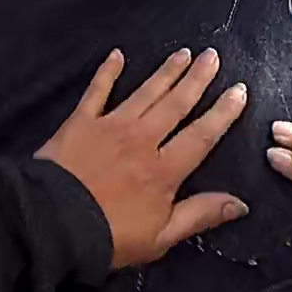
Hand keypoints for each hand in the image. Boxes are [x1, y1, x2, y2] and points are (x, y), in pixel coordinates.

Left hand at [38, 47, 250, 267]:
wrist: (50, 224)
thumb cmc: (108, 236)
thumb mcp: (161, 237)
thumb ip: (200, 215)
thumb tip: (241, 203)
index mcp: (164, 169)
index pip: (202, 135)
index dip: (223, 112)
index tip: (239, 90)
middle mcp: (143, 139)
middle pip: (176, 104)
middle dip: (197, 79)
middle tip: (213, 56)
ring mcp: (111, 126)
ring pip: (146, 93)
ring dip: (166, 71)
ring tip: (184, 53)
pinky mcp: (81, 122)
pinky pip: (97, 91)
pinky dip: (107, 72)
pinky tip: (118, 54)